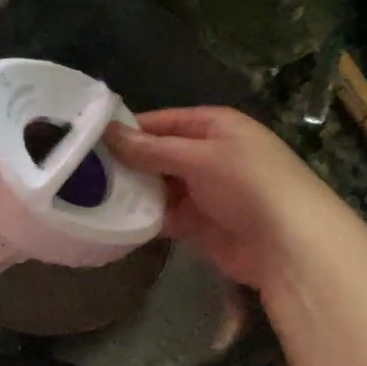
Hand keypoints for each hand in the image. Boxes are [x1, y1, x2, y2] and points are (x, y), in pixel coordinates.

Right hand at [106, 107, 356, 290]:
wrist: (287, 245)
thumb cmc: (248, 185)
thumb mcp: (198, 158)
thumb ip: (150, 148)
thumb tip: (107, 134)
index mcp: (214, 127)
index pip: (161, 121)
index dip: (126, 128)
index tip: (86, 139)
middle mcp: (206, 154)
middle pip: (154, 153)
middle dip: (123, 162)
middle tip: (79, 171)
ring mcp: (200, 190)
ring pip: (154, 185)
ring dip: (129, 191)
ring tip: (86, 195)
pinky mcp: (194, 222)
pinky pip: (159, 214)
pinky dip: (140, 217)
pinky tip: (110, 219)